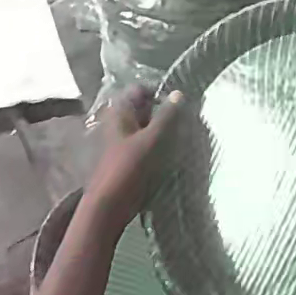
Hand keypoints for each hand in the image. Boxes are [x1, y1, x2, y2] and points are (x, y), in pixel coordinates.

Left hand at [84, 85, 183, 232]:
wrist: (110, 205)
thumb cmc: (129, 167)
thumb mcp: (153, 139)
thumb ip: (167, 116)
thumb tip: (179, 93)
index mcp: (119, 112)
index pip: (140, 89)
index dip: (159, 92)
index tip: (180, 103)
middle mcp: (119, 123)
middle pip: (144, 108)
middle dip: (164, 111)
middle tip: (186, 120)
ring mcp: (123, 141)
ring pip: (148, 126)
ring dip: (164, 129)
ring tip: (183, 136)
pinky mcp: (129, 157)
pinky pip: (147, 142)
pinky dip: (160, 143)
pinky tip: (174, 151)